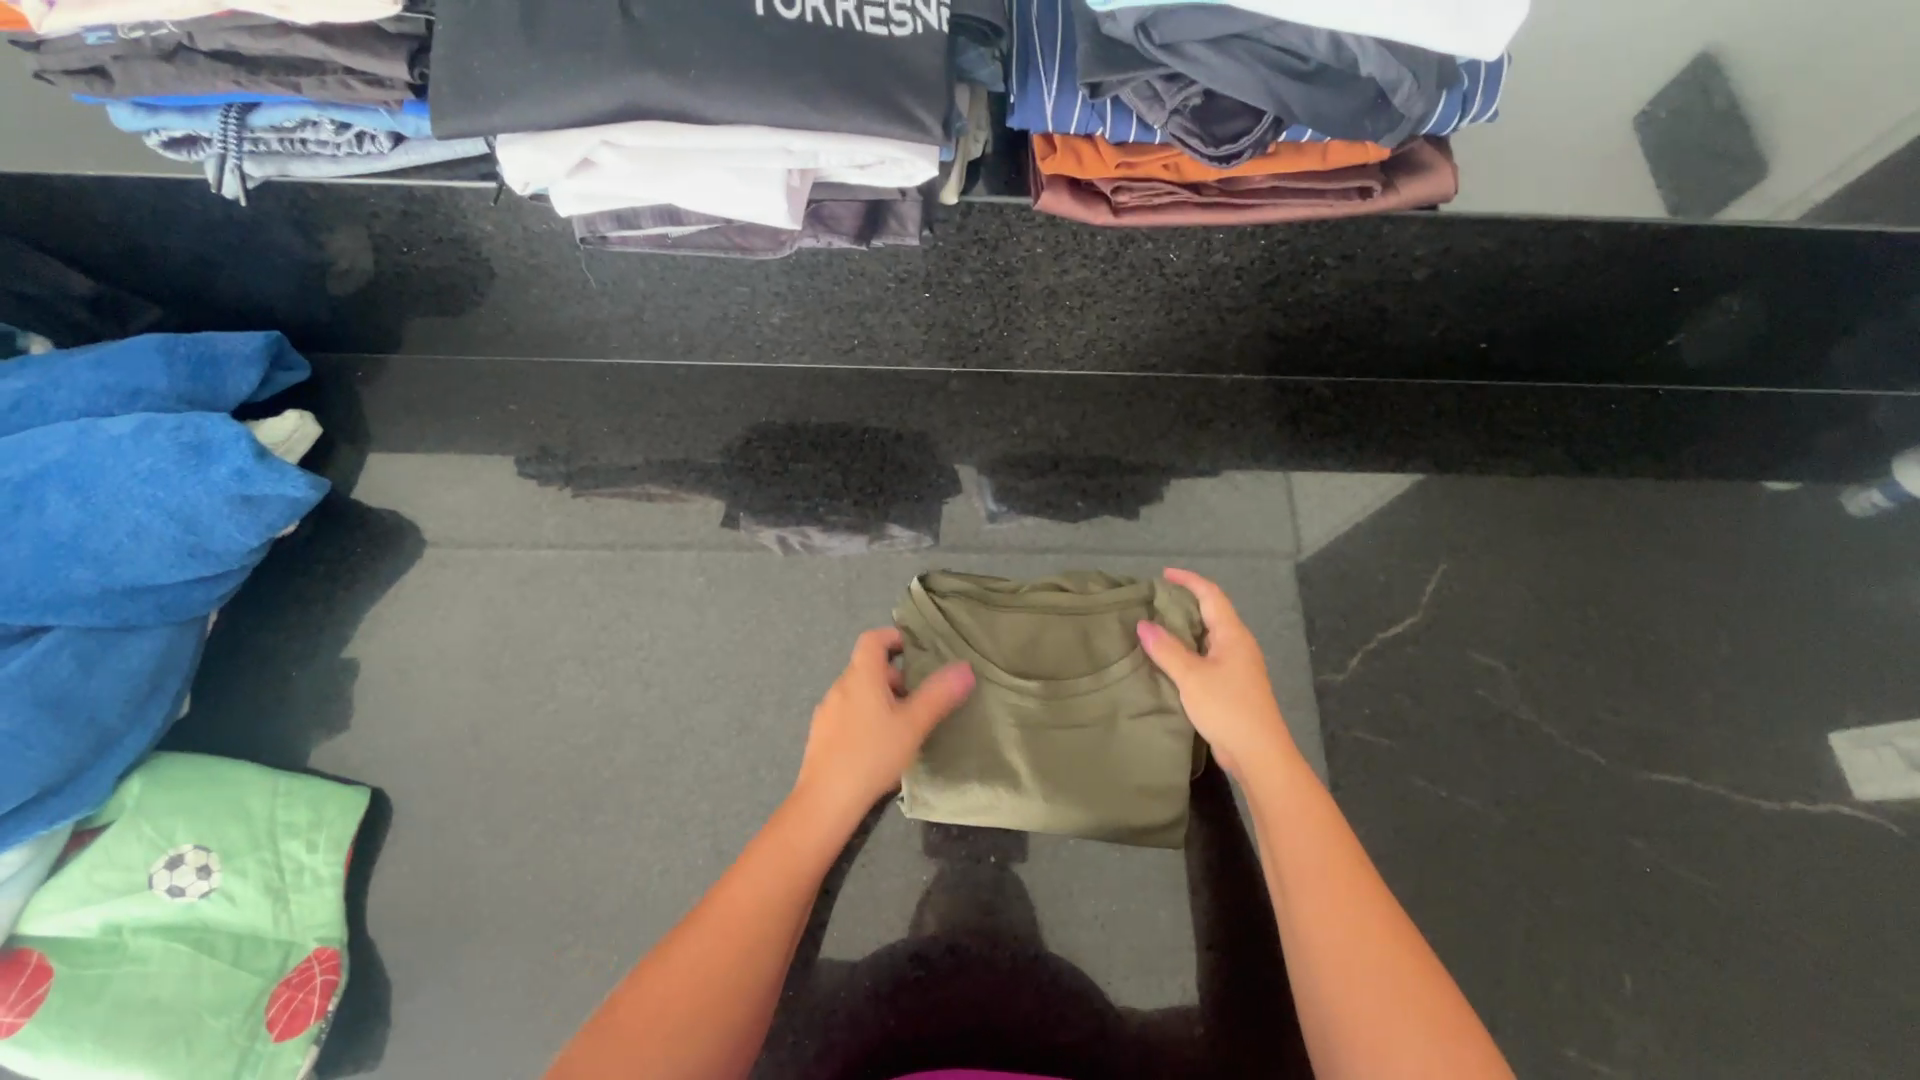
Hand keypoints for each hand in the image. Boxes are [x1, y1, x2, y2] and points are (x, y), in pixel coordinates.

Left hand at [793, 627, 974, 821]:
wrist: (826, 800)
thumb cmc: (873, 755)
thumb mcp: (913, 725)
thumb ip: (939, 695)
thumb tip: (965, 668)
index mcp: (861, 676)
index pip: (873, 639)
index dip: (893, 636)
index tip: (914, 649)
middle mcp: (840, 687)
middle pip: (867, 666)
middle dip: (894, 675)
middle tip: (918, 697)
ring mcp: (826, 711)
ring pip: (857, 691)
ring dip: (880, 697)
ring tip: (902, 724)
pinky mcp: (821, 734)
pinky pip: (846, 712)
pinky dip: (865, 716)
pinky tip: (877, 745)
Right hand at [1137, 568, 1297, 779]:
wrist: (1258, 752)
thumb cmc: (1227, 707)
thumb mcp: (1191, 676)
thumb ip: (1167, 649)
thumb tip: (1143, 624)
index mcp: (1233, 634)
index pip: (1211, 595)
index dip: (1189, 580)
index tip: (1164, 574)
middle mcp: (1238, 644)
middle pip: (1212, 613)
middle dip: (1185, 603)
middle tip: (1154, 602)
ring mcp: (1238, 666)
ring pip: (1209, 637)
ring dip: (1185, 629)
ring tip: (1156, 628)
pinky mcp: (1232, 685)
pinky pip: (1207, 657)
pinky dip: (1188, 651)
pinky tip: (1170, 661)